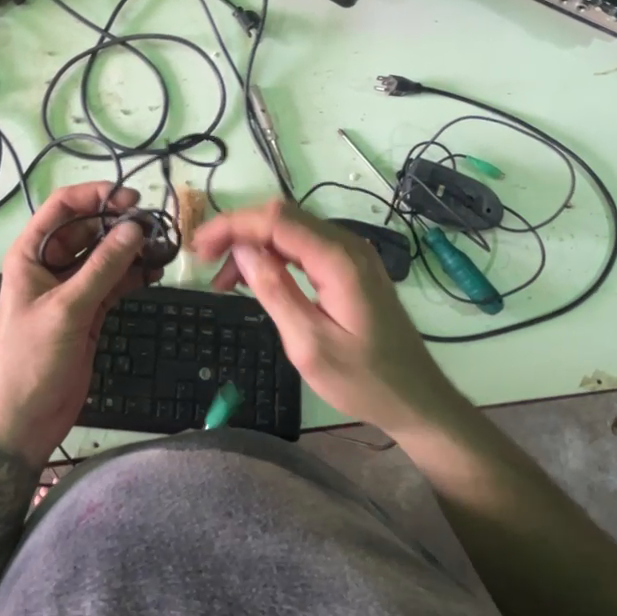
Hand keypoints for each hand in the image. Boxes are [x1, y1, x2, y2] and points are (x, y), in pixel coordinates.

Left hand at [0, 182, 157, 463]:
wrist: (25, 417)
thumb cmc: (31, 358)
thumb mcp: (66, 308)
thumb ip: (102, 268)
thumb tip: (135, 229)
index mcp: (30, 253)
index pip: (63, 207)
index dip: (95, 196)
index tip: (131, 198)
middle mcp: (50, 263)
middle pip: (88, 228)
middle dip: (120, 224)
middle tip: (156, 226)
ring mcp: (72, 287)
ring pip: (105, 255)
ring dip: (132, 249)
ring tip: (163, 246)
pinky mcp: (89, 309)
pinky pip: (115, 281)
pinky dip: (134, 274)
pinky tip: (156, 271)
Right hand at [193, 200, 458, 437]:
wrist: (418, 400)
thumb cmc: (365, 380)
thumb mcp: (310, 344)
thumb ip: (275, 291)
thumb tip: (242, 250)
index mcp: (338, 260)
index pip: (275, 220)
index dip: (232, 226)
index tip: (199, 248)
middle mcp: (347, 245)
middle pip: (282, 216)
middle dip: (238, 231)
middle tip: (204, 261)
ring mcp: (351, 254)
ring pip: (290, 228)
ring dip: (253, 243)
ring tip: (224, 278)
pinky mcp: (350, 267)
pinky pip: (304, 244)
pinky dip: (273, 253)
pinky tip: (255, 277)